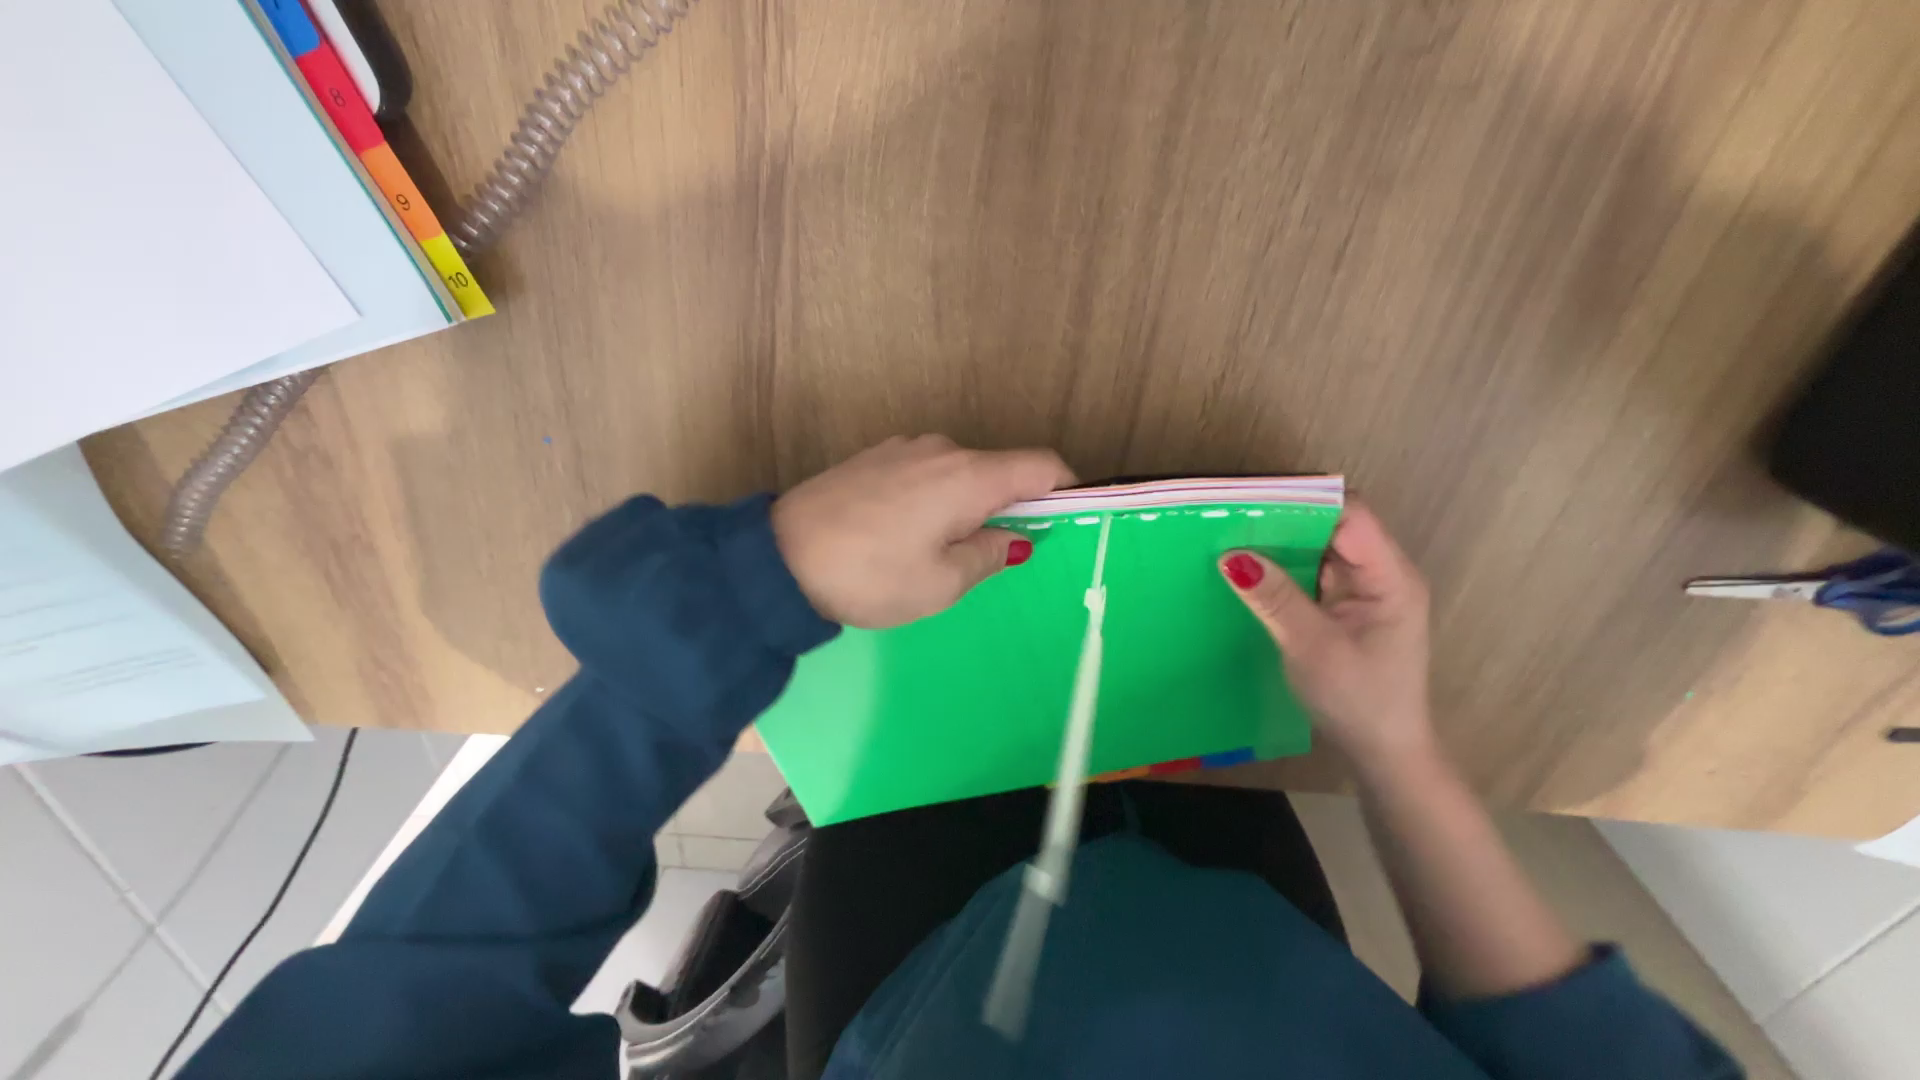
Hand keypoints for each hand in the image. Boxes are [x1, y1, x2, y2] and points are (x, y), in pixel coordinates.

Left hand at [771, 435, 1076, 627]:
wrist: (777, 559)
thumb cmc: (871, 576)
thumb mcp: (942, 583)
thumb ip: (989, 555)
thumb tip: (1014, 539)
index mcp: (969, 476)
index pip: (1042, 464)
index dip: (1065, 490)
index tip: (1065, 522)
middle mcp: (942, 449)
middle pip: (999, 470)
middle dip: (1009, 508)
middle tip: (992, 558)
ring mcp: (903, 449)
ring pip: (959, 473)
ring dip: (966, 506)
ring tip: (937, 554)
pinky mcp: (873, 457)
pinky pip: (924, 474)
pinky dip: (934, 499)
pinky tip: (904, 536)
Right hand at [1218, 501, 1435, 768]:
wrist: (1383, 752)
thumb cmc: (1358, 700)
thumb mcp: (1311, 647)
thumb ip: (1275, 598)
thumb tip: (1231, 556)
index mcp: (1390, 578)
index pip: (1352, 516)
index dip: (1306, 503)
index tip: (1254, 502)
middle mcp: (1382, 576)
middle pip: (1334, 527)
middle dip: (1286, 521)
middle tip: (1233, 521)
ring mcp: (1364, 592)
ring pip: (1320, 549)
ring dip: (1282, 545)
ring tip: (1234, 540)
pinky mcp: (1347, 608)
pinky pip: (1314, 573)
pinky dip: (1285, 569)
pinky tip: (1252, 571)